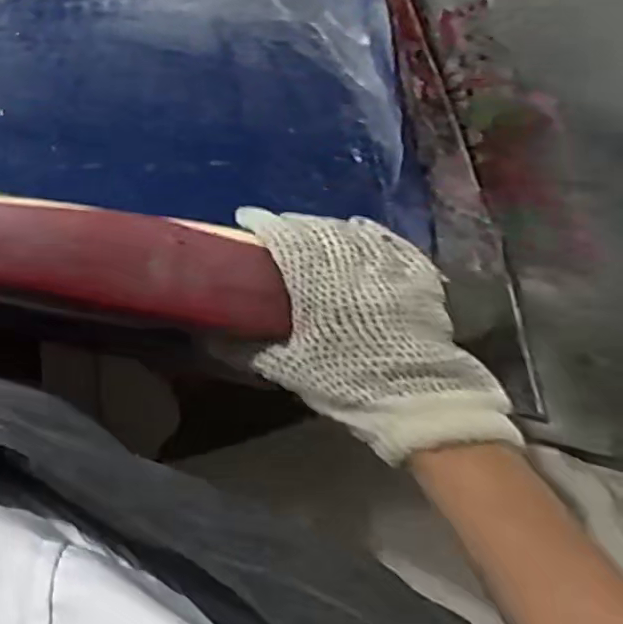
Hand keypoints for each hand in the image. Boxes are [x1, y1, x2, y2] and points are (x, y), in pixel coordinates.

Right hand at [237, 207, 521, 463]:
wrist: (419, 406)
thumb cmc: (344, 381)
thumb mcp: (283, 366)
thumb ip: (241, 347)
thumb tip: (203, 338)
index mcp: (315, 287)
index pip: (286, 239)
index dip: (263, 223)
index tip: (245, 217)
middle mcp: (352, 274)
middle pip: (320, 232)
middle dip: (294, 223)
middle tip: (274, 224)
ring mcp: (390, 278)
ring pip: (357, 236)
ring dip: (331, 227)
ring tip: (314, 227)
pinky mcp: (421, 289)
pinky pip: (400, 250)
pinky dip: (380, 236)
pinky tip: (365, 230)